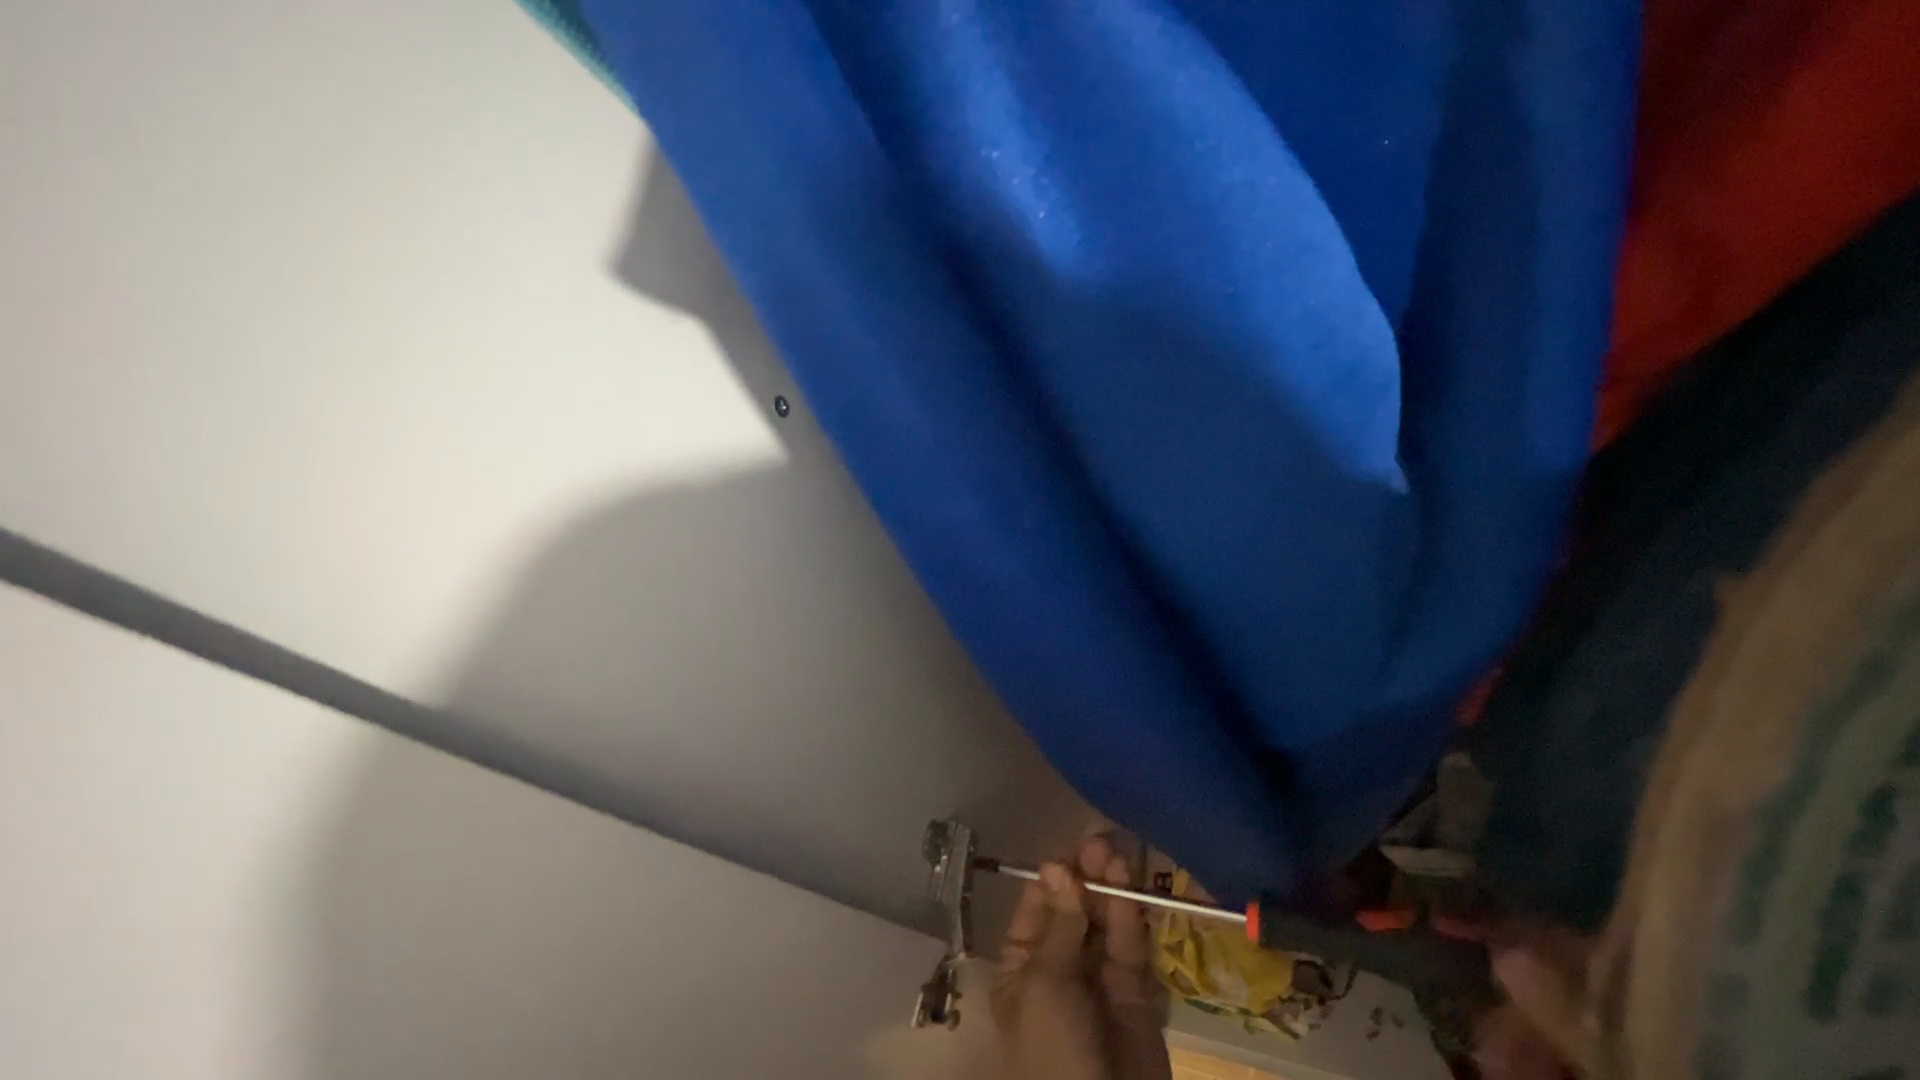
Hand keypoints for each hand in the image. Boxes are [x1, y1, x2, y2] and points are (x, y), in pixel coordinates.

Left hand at [990, 836, 1171, 1079]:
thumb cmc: (1053, 1048)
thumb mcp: (1046, 985)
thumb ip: (1060, 925)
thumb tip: (1058, 866)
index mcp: (1021, 967)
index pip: (1036, 908)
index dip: (1053, 877)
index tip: (1072, 847)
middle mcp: (1058, 967)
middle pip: (1073, 910)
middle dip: (1085, 877)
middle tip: (1101, 842)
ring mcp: (1097, 979)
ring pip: (1103, 923)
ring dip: (1109, 889)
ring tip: (1117, 854)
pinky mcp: (1134, 992)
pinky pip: (1130, 947)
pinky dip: (1131, 916)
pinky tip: (1131, 885)